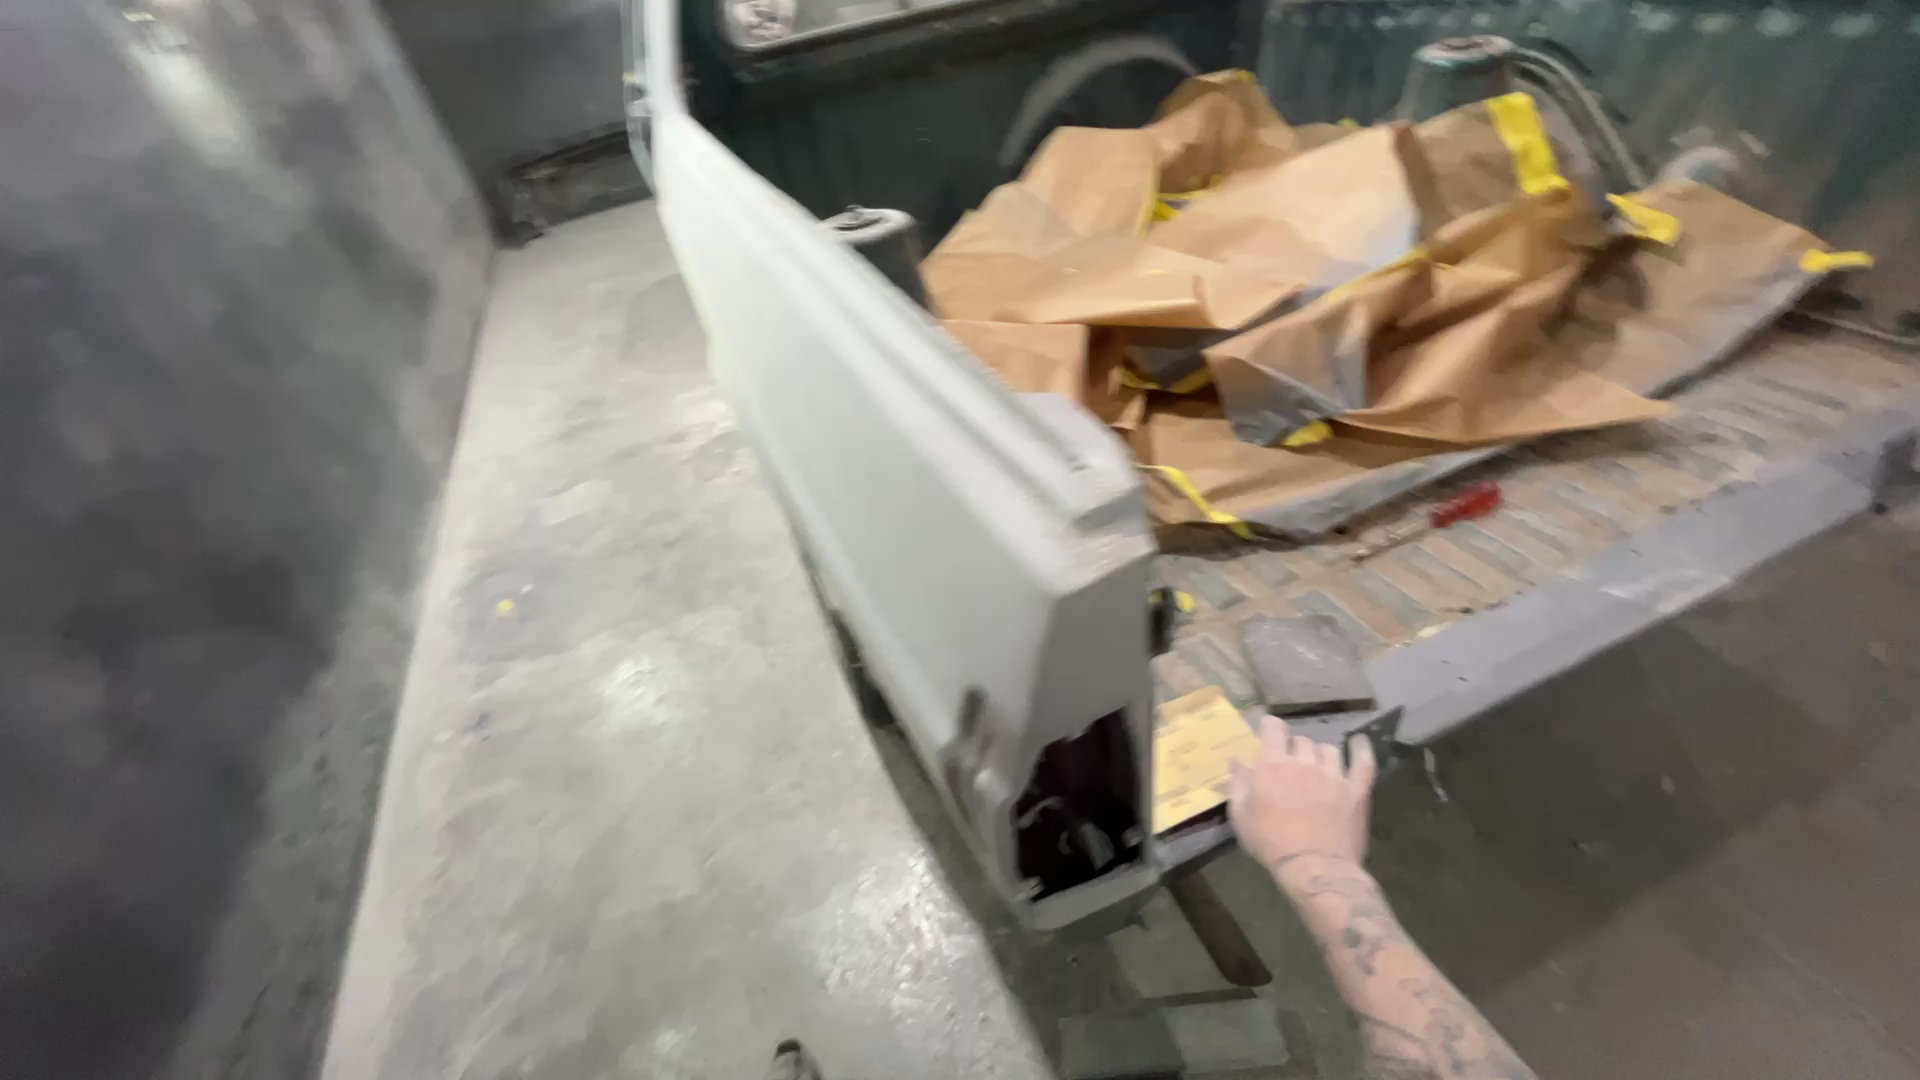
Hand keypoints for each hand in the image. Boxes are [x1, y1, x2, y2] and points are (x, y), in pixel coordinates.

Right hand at [1228, 716, 1376, 886]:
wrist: (1314, 869)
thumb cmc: (1271, 843)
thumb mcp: (1241, 815)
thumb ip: (1238, 783)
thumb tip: (1235, 759)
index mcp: (1273, 765)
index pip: (1273, 728)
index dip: (1270, 726)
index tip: (1268, 731)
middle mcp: (1304, 762)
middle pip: (1301, 740)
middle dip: (1294, 747)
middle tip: (1290, 763)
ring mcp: (1334, 775)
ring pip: (1328, 749)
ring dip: (1320, 753)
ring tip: (1317, 764)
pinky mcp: (1356, 791)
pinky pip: (1362, 762)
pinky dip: (1361, 750)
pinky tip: (1358, 742)